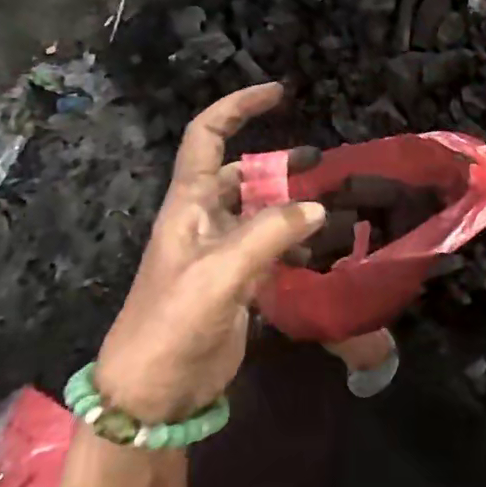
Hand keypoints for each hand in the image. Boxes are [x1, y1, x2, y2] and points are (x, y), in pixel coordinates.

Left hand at [95, 84, 326, 424]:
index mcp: (188, 203)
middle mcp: (203, 218)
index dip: (237, 107)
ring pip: (259, 212)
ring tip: (332, 207)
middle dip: (278, 164)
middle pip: (240, 173)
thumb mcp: (219, 275)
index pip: (206, 135)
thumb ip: (268, 235)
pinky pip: (268, 248)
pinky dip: (293, 242)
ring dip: (290, 205)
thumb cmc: (173, 323)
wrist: (153, 392)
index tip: (278, 93)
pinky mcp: (234, 282)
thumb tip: (317, 208)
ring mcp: (219, 251)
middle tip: (322, 165)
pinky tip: (320, 250)